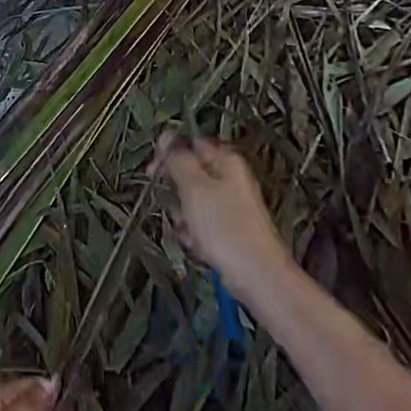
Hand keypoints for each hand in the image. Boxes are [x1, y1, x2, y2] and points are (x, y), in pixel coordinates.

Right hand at [151, 134, 292, 287]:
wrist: (257, 275)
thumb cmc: (227, 229)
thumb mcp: (194, 188)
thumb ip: (178, 159)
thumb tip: (166, 135)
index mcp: (225, 161)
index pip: (190, 144)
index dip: (168, 155)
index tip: (154, 170)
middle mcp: (230, 178)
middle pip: (191, 173)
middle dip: (176, 190)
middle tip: (173, 204)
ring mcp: (231, 204)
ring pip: (193, 200)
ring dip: (183, 214)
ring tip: (188, 229)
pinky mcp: (229, 227)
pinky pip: (202, 222)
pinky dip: (194, 231)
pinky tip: (195, 243)